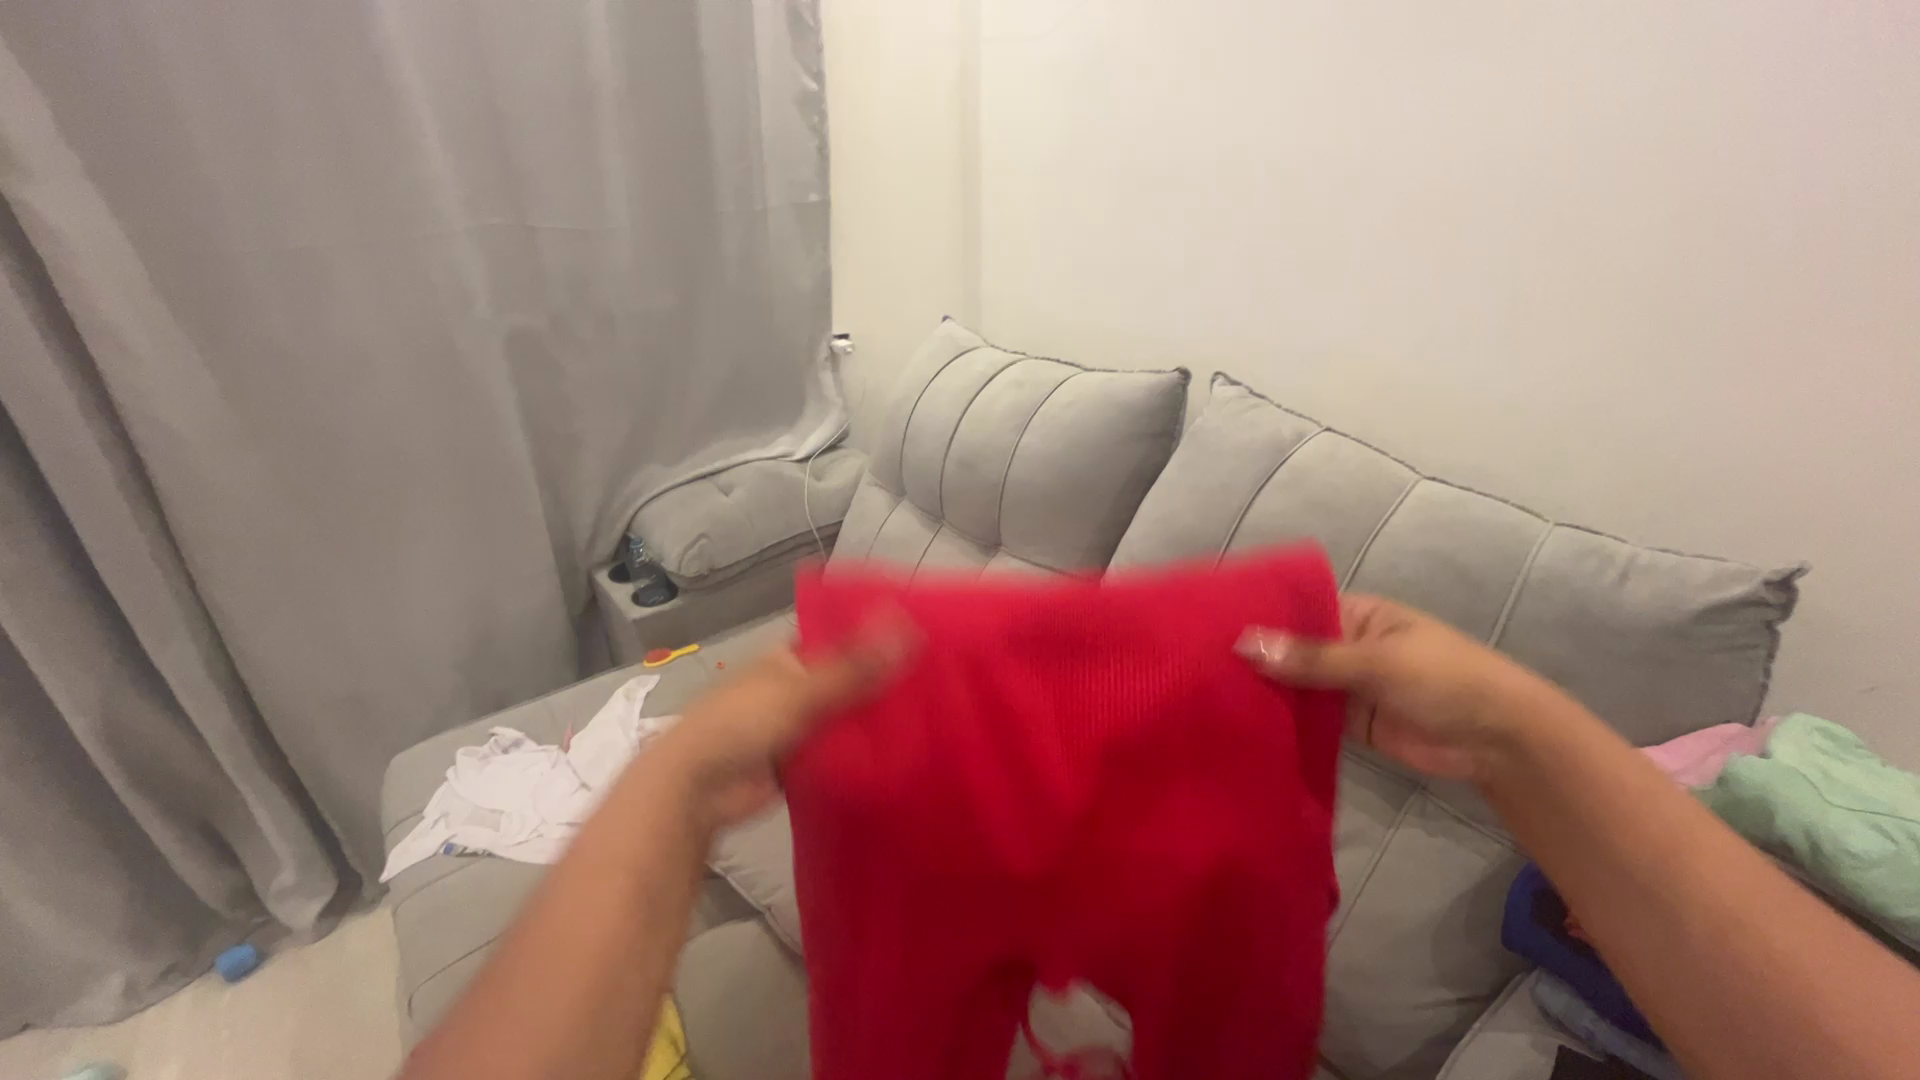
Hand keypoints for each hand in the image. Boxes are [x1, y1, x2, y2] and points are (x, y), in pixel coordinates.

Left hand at [652, 617, 912, 829]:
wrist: (694, 789)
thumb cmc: (741, 723)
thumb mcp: (802, 690)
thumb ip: (856, 667)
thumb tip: (910, 627)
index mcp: (788, 659)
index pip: (840, 641)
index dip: (876, 641)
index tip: (924, 642)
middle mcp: (792, 688)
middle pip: (847, 684)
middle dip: (882, 687)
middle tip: (940, 688)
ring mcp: (794, 728)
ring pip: (844, 721)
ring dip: (873, 725)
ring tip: (932, 721)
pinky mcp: (797, 764)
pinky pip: (836, 755)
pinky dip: (859, 756)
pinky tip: (901, 757)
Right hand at [1237, 594, 1552, 781]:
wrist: (1500, 742)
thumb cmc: (1445, 679)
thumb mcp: (1376, 662)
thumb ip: (1310, 657)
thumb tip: (1243, 644)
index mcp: (1357, 614)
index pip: (1297, 608)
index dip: (1258, 615)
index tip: (1207, 623)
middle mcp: (1346, 645)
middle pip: (1291, 648)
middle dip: (1255, 657)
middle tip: (1196, 663)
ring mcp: (1346, 685)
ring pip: (1295, 684)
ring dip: (1265, 690)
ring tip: (1207, 692)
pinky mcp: (1349, 723)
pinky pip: (1308, 717)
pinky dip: (1283, 719)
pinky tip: (1243, 721)